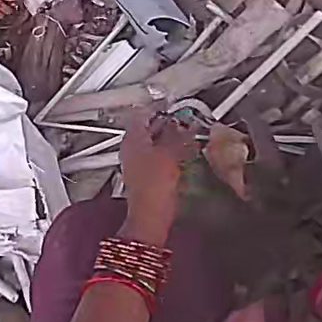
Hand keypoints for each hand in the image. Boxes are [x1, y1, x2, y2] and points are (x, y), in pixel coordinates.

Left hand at [119, 109, 200, 239]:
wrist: (151, 215)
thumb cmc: (154, 184)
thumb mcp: (168, 153)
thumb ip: (177, 135)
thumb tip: (184, 124)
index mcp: (132, 140)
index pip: (142, 114)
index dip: (159, 108)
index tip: (174, 106)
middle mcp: (132, 149)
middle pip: (149, 128)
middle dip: (168, 124)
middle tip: (185, 120)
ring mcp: (139, 163)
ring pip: (156, 142)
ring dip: (172, 138)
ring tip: (188, 135)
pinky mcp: (149, 175)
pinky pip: (160, 156)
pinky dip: (172, 152)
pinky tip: (185, 153)